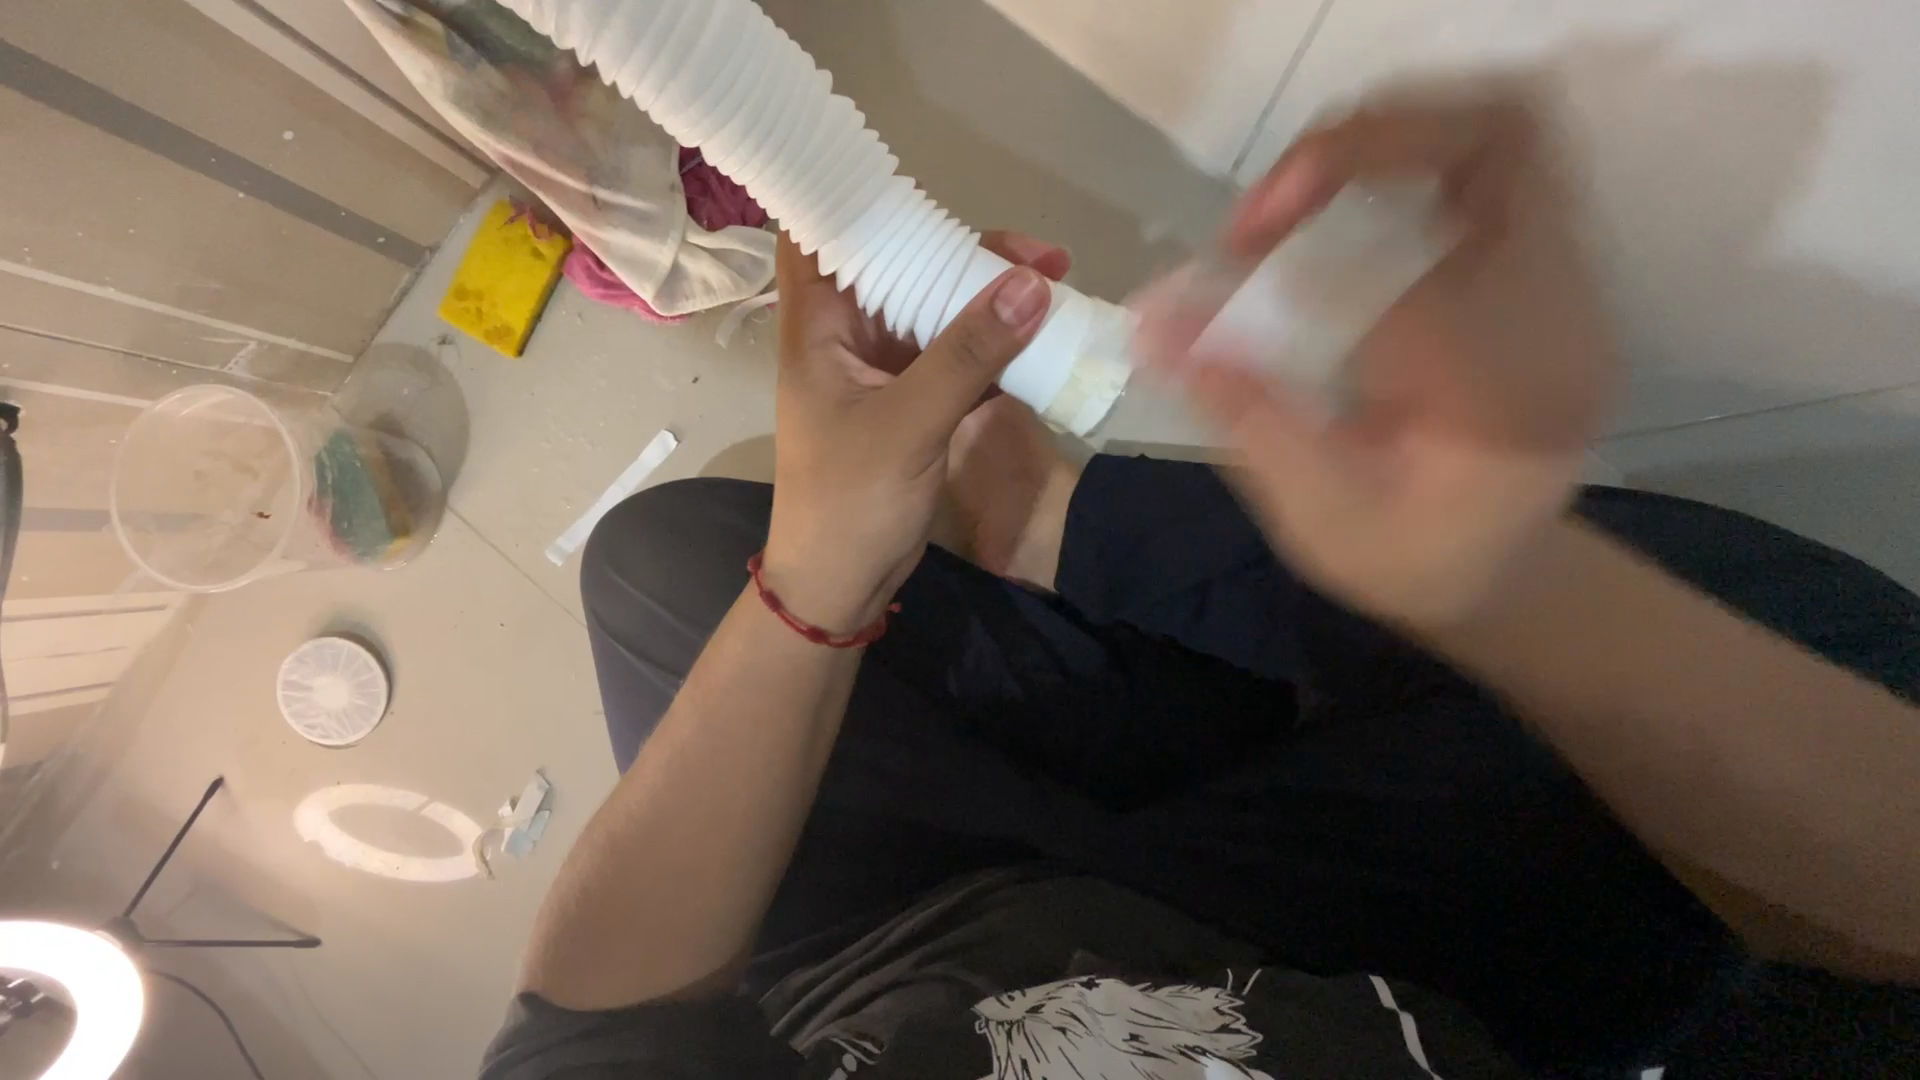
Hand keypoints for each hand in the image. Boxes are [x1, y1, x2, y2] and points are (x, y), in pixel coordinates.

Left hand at [761, 232, 1068, 631]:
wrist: (842, 584)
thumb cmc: (851, 501)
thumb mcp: (909, 423)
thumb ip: (967, 354)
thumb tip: (1032, 284)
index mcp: (818, 330)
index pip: (821, 236)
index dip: (860, 199)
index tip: (924, 180)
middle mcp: (845, 341)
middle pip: (899, 270)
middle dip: (962, 254)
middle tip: (1036, 256)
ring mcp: (880, 374)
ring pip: (932, 314)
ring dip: (984, 301)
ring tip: (1051, 286)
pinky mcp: (910, 406)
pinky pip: (951, 359)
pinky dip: (989, 349)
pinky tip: (1034, 341)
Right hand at [1138, 86, 1618, 629]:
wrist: (1497, 573)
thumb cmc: (1403, 561)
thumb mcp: (1313, 508)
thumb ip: (1239, 409)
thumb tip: (1148, 318)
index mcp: (1504, 392)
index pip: (1416, 256)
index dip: (1310, 232)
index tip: (1228, 251)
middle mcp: (1561, 318)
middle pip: (1501, 139)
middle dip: (1364, 145)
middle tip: (1266, 206)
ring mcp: (1567, 288)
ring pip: (1499, 140)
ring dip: (1380, 149)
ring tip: (1289, 209)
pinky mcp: (1547, 275)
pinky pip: (1486, 174)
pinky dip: (1400, 172)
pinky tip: (1335, 226)